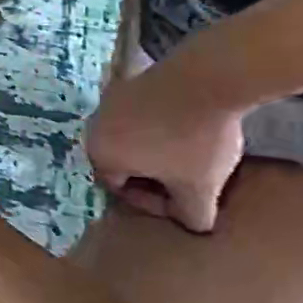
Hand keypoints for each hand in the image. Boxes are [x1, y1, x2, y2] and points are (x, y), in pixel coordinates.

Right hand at [84, 70, 246, 232]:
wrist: (207, 79)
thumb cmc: (195, 140)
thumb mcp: (201, 191)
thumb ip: (192, 218)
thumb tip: (191, 223)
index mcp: (101, 155)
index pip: (120, 191)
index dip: (155, 203)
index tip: (186, 202)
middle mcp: (95, 127)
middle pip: (122, 163)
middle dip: (153, 176)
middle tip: (186, 182)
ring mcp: (110, 101)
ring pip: (131, 139)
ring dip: (155, 152)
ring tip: (189, 156)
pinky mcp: (128, 83)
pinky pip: (139, 117)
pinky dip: (158, 129)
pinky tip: (187, 130)